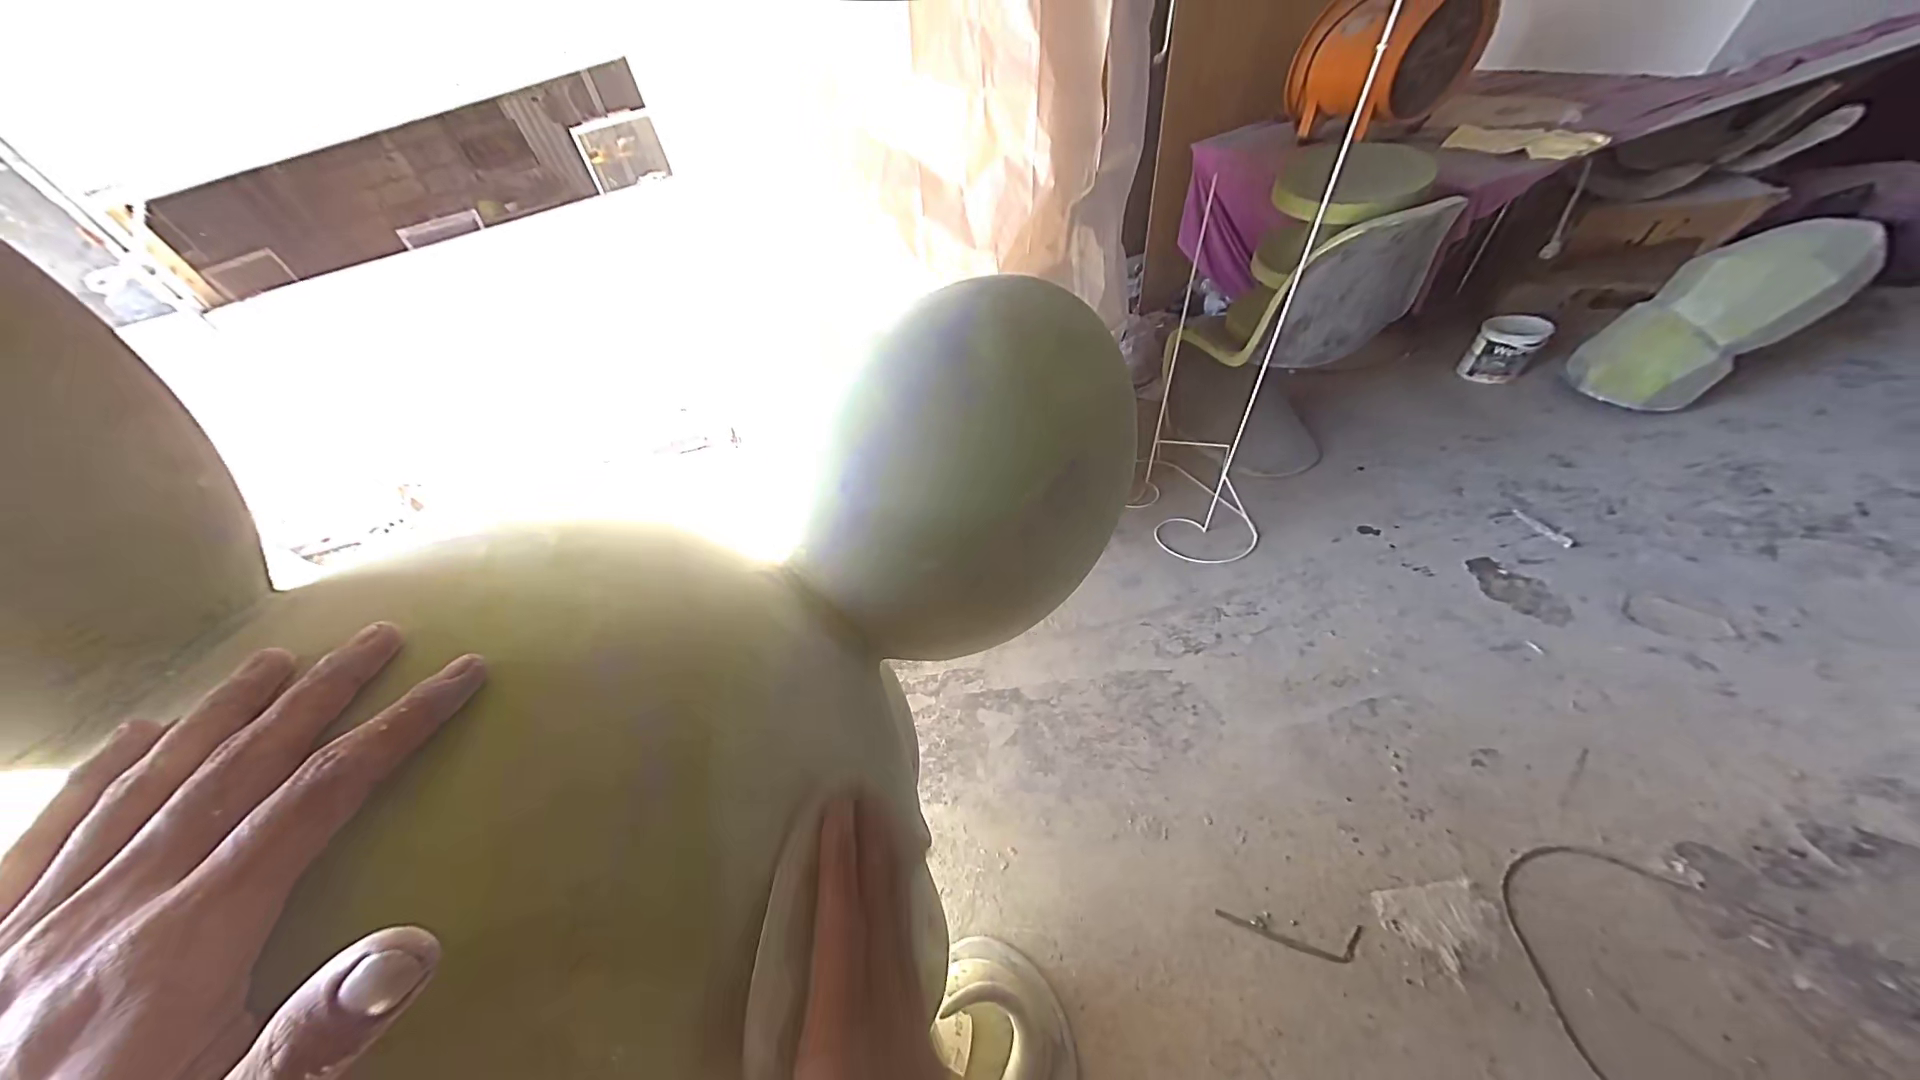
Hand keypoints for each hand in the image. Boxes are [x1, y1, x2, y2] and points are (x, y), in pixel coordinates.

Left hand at [0, 623, 484, 1079]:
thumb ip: (316, 1035)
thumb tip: (416, 950)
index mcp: (186, 939)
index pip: (324, 794)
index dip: (402, 724)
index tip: (458, 676)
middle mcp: (111, 910)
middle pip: (243, 768)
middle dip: (323, 692)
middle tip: (376, 637)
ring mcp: (33, 926)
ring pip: (151, 784)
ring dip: (226, 712)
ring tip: (275, 660)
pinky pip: (49, 836)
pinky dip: (104, 772)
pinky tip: (143, 733)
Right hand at [795, 795, 946, 1079]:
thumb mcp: (797, 1073)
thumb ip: (780, 1029)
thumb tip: (739, 987)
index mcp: (840, 1024)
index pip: (840, 925)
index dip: (838, 862)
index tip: (839, 810)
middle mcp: (885, 1010)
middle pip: (880, 916)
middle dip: (874, 849)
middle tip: (868, 795)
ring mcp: (915, 1022)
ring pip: (903, 933)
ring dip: (893, 874)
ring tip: (888, 825)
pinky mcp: (930, 1039)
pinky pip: (915, 959)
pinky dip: (907, 916)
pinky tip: (903, 900)